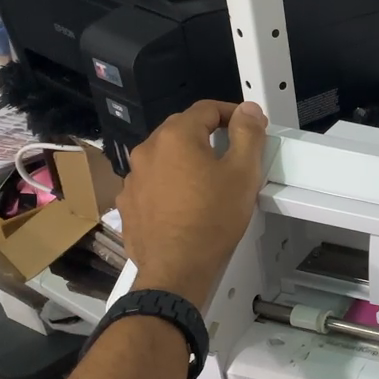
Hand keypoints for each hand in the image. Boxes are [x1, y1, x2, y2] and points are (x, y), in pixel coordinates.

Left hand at [117, 100, 268, 307]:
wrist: (176, 269)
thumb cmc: (214, 218)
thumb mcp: (243, 173)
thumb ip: (248, 134)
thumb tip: (248, 109)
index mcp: (176, 137)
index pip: (205, 108)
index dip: (232, 113)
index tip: (250, 127)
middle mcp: (147, 150)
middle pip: (181, 130)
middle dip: (208, 135)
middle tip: (233, 154)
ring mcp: (132, 178)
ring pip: (165, 157)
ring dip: (187, 160)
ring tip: (209, 182)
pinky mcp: (128, 203)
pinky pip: (152, 182)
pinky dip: (170, 184)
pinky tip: (185, 204)